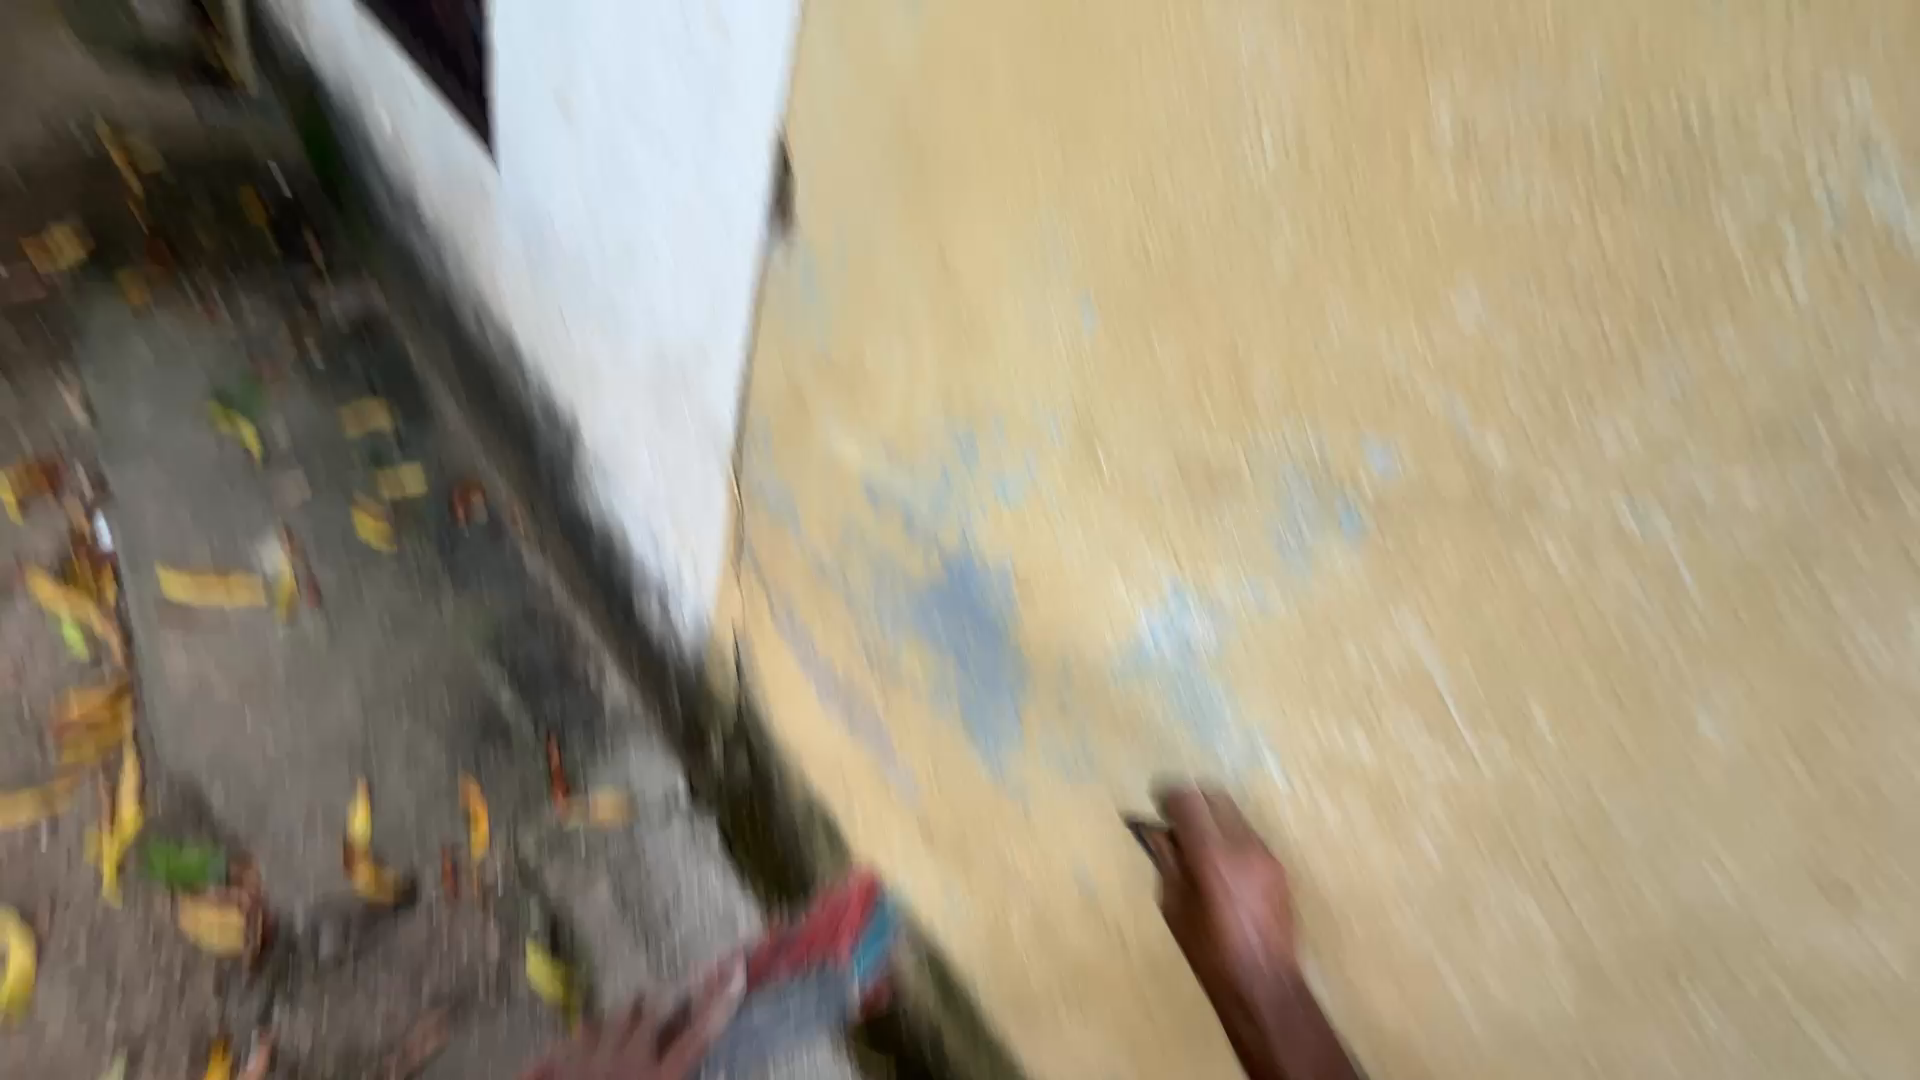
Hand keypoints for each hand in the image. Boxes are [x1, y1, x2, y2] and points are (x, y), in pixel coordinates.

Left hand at [520, 961, 745, 1079]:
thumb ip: (684, 1075)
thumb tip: (715, 1068)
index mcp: (660, 1079)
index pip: (700, 1033)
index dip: (722, 1000)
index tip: (739, 968)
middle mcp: (631, 1062)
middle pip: (653, 1010)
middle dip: (661, 1006)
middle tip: (665, 1013)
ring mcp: (594, 1061)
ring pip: (618, 1014)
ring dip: (629, 1016)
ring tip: (632, 1025)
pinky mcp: (567, 1066)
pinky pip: (582, 1031)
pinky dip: (592, 1032)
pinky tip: (595, 1044)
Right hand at [1143, 786, 1297, 1001]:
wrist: (1264, 983)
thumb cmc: (1208, 951)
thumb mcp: (1173, 904)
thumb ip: (1166, 859)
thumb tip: (1156, 829)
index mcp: (1210, 855)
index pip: (1187, 799)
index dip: (1167, 796)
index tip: (1157, 807)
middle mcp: (1242, 846)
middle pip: (1213, 795)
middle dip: (1191, 801)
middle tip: (1176, 820)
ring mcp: (1265, 854)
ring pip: (1233, 812)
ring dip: (1212, 818)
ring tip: (1198, 845)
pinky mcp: (1278, 866)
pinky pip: (1248, 834)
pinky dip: (1229, 836)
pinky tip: (1220, 865)